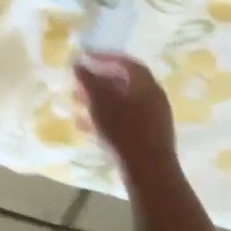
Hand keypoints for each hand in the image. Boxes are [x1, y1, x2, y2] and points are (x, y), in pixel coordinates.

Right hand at [74, 51, 177, 182]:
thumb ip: (87, 80)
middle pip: (124, 82)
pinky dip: (107, 116)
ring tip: (77, 104)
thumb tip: (77, 62)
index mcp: (145, 85)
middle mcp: (153, 97)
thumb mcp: (99, 102)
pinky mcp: (150, 135)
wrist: (149, 172)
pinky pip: (125, 118)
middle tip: (78, 83)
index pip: (126, 62)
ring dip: (99, 99)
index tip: (84, 58)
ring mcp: (154, 118)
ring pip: (123, 101)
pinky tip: (86, 126)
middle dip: (98, 80)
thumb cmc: (123, 130)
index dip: (104, 57)